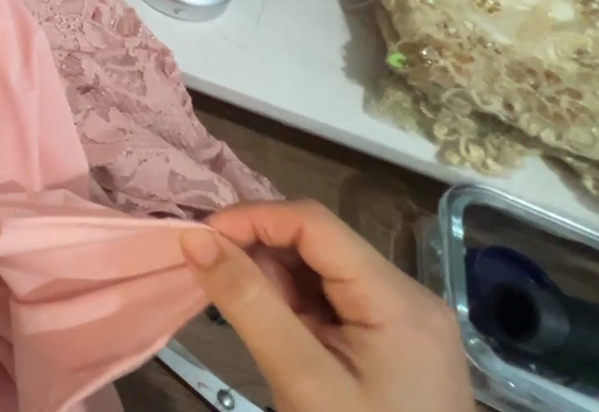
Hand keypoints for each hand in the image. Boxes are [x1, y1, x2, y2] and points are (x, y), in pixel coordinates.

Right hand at [180, 200, 471, 411]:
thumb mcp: (302, 379)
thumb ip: (248, 302)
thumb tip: (191, 234)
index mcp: (398, 299)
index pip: (312, 222)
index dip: (250, 218)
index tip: (199, 242)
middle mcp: (407, 295)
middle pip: (315, 241)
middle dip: (258, 252)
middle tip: (219, 286)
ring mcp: (401, 317)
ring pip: (316, 265)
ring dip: (270, 278)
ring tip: (252, 319)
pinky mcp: (389, 337)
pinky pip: (327, 294)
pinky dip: (289, 301)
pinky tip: (277, 330)